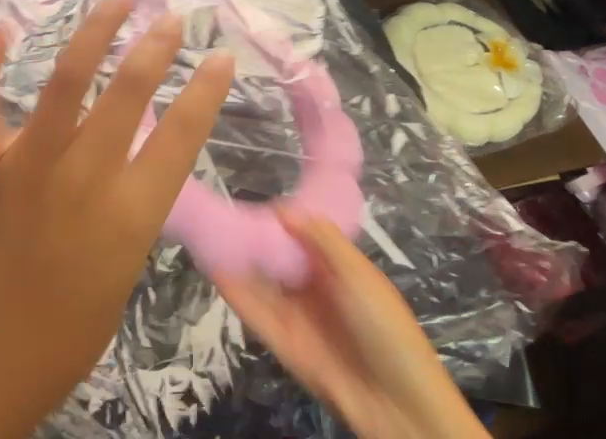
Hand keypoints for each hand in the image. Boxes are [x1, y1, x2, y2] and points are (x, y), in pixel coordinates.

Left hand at [0, 0, 234, 438]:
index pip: (182, 136)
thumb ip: (129, 207)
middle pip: (129, 94)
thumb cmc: (66, 330)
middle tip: (172, 18)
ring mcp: (29, 165)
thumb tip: (132, 157)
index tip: (221, 57)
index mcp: (131, 214)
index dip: (206, 91)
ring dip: (94, 33)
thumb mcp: (123, 269)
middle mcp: (85, 178)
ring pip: (64, 82)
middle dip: (155, 47)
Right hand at [214, 211, 486, 438]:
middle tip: (219, 213)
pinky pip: (253, 310)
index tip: (250, 200)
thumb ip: (321, 239)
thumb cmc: (386, 328)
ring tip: (207, 232)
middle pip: (275, 257)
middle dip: (250, 238)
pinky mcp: (280, 340)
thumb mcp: (359, 275)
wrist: (398, 403)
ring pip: (259, 281)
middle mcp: (312, 288)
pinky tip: (212, 266)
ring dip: (235, 260)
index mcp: (336, 268)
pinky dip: (233, 289)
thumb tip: (282, 207)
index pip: (301, 237)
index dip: (278, 220)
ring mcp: (294, 315)